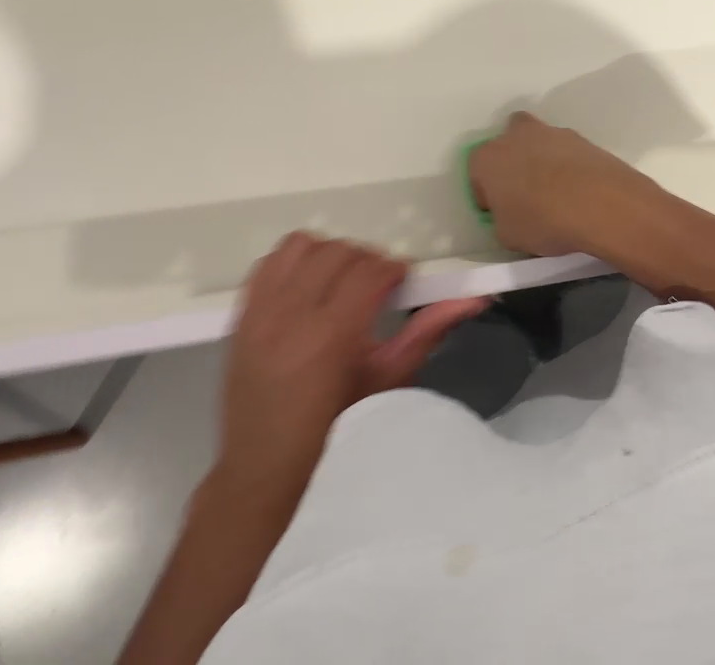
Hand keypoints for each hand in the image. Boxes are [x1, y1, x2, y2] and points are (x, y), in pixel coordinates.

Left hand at [217, 233, 485, 491]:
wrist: (267, 466)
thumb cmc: (339, 429)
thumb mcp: (391, 380)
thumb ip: (429, 331)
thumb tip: (475, 298)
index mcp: (332, 334)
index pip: (370, 270)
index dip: (395, 268)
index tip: (405, 283)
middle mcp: (291, 314)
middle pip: (338, 252)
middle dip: (367, 260)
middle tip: (380, 286)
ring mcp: (260, 313)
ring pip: (301, 247)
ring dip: (329, 255)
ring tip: (342, 282)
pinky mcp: (240, 316)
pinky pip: (268, 262)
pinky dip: (293, 262)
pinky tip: (309, 286)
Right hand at [469, 111, 673, 257]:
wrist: (601, 204)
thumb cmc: (542, 220)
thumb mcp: (507, 236)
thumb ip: (502, 220)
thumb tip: (512, 214)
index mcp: (488, 158)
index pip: (477, 173)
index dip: (487, 195)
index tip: (501, 213)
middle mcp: (518, 136)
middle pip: (509, 142)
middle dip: (514, 162)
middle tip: (526, 192)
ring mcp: (554, 134)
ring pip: (541, 144)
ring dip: (544, 162)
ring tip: (559, 194)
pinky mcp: (585, 139)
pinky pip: (569, 153)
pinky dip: (571, 167)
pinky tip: (580, 191)